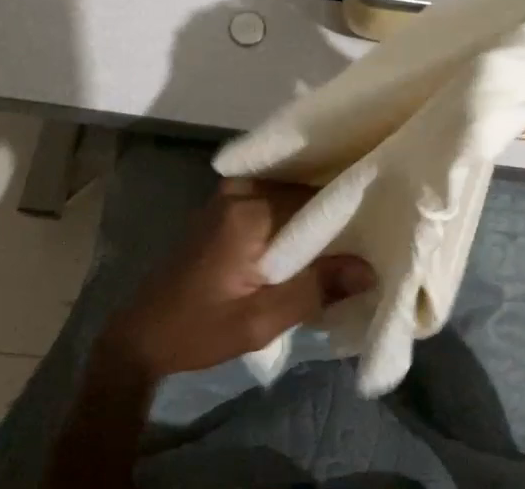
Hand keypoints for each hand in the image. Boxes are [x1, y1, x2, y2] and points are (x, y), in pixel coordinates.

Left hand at [101, 178, 376, 378]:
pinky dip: (296, 218)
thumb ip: (316, 289)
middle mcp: (240, 191)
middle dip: (336, 214)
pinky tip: (318, 239)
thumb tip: (370, 270)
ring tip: (355, 237)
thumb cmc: (199, 329)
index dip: (350, 212)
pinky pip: (274, 201)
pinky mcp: (226, 206)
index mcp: (248, 212)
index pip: (316, 197)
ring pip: (291, 195)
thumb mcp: (260, 320)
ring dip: (317, 217)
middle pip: (304, 192)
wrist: (142, 334)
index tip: (383, 226)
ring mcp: (230, 195)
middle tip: (375, 234)